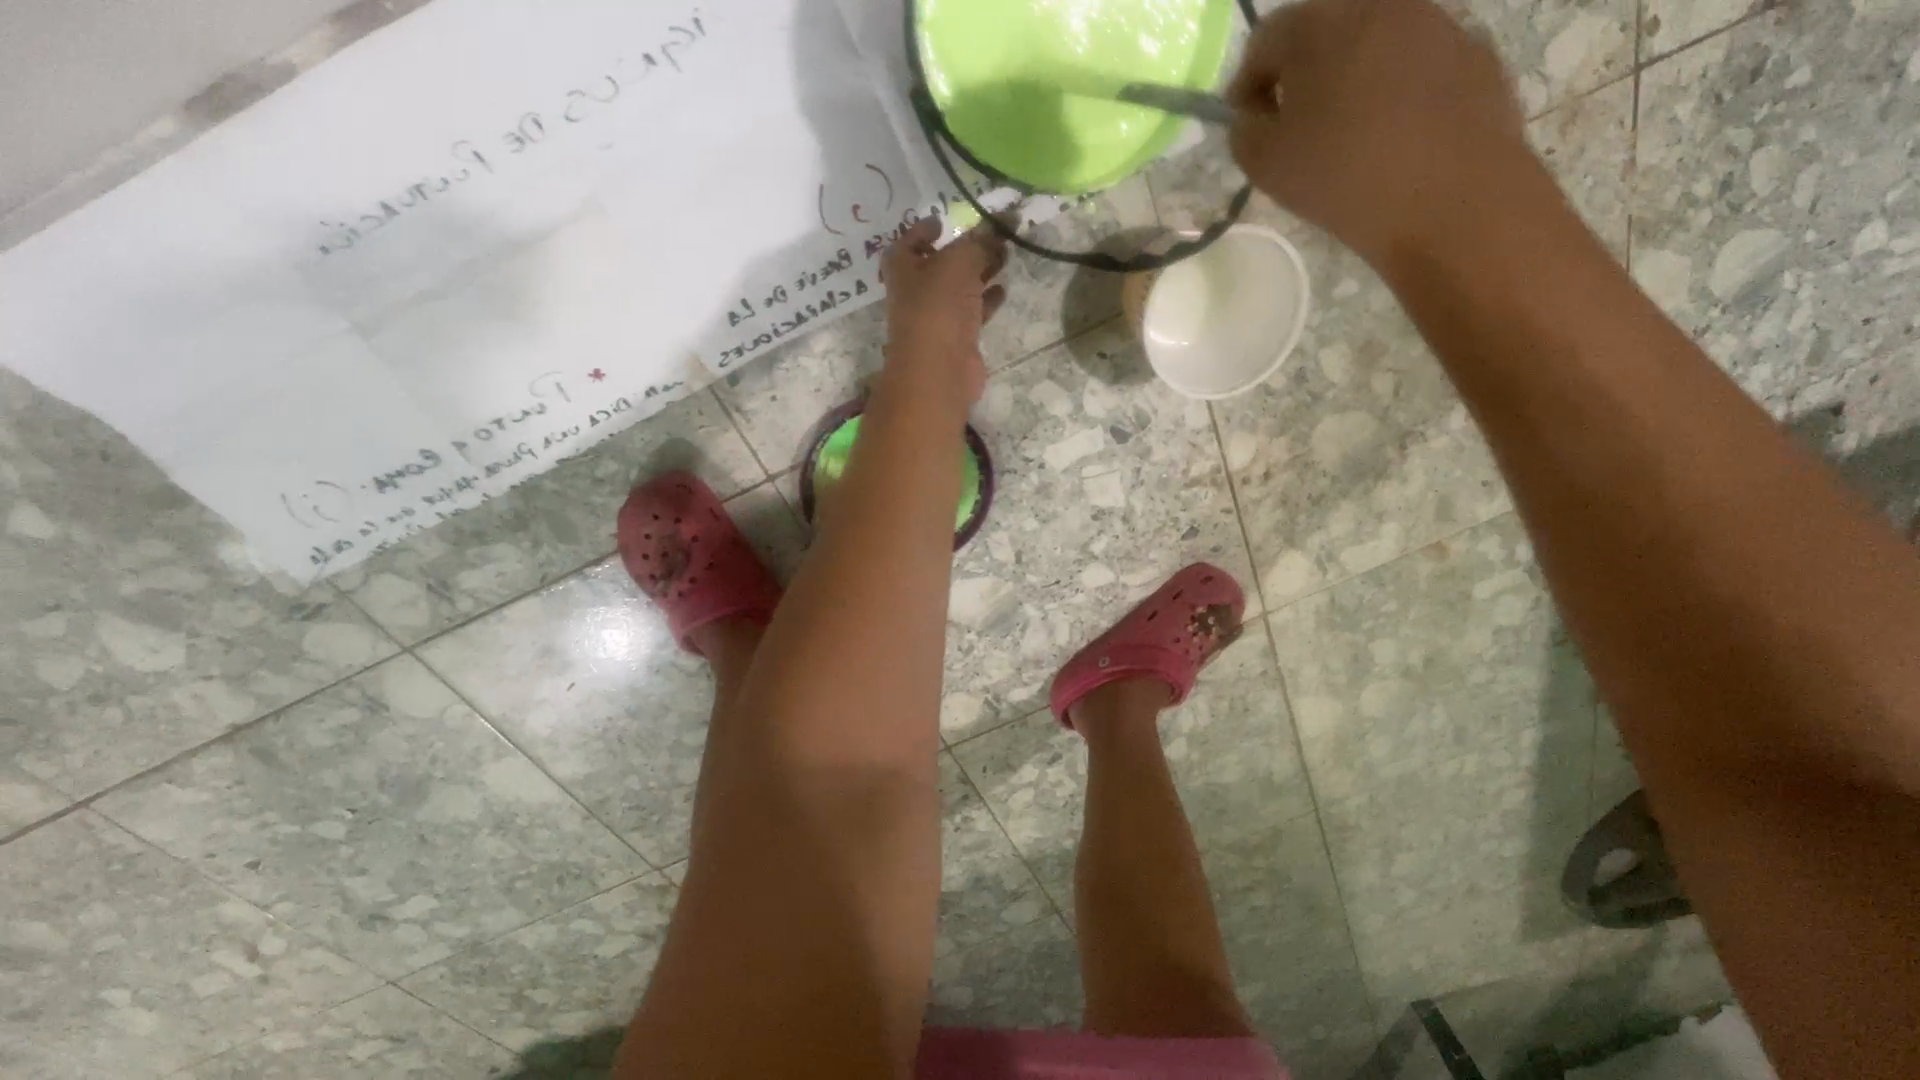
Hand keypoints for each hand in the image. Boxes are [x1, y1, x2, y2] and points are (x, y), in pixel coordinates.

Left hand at [880, 218, 1007, 407]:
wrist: (939, 370)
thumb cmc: (938, 307)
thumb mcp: (958, 263)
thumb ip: (980, 242)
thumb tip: (1002, 221)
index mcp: (903, 269)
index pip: (908, 243)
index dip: (923, 231)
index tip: (942, 222)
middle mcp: (916, 292)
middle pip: (941, 264)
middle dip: (966, 249)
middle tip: (994, 235)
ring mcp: (936, 318)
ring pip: (960, 287)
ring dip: (981, 272)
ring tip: (1006, 256)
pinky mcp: (956, 339)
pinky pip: (973, 312)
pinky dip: (987, 299)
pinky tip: (1003, 289)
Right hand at [1227, 0, 1546, 264]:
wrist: (1453, 201)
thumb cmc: (1345, 178)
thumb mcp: (1265, 164)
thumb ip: (1244, 130)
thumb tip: (1255, 115)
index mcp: (1319, 25)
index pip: (1264, 41)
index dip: (1248, 85)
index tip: (1250, 123)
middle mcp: (1379, 5)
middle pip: (1324, 32)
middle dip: (1306, 74)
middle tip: (1301, 126)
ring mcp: (1437, 23)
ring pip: (1377, 45)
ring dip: (1357, 78)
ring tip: (1355, 133)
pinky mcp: (1476, 53)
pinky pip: (1422, 65)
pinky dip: (1403, 91)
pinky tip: (1402, 138)